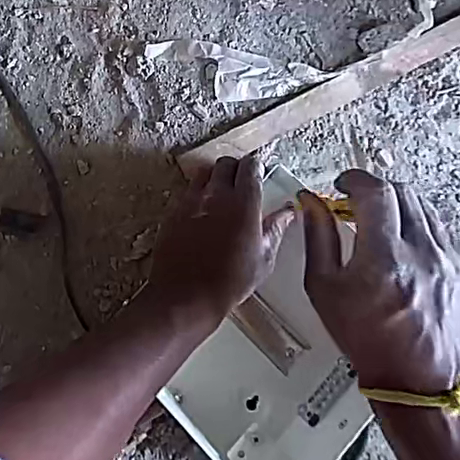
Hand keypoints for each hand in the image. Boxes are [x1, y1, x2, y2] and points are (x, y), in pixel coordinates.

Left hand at [147, 154, 295, 319]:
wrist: (186, 295)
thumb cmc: (229, 282)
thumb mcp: (263, 259)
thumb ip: (275, 229)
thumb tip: (287, 213)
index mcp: (243, 204)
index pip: (250, 167)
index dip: (256, 166)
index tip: (259, 171)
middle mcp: (216, 195)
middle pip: (225, 164)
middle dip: (235, 168)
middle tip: (241, 181)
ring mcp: (191, 201)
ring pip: (203, 173)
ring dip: (214, 177)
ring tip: (221, 193)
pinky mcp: (173, 211)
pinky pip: (187, 192)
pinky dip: (197, 194)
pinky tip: (202, 210)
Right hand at [299, 170, 459, 392]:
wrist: (416, 384)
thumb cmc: (367, 341)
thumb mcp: (324, 288)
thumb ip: (318, 237)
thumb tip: (313, 204)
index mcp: (385, 259)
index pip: (376, 192)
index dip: (357, 179)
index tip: (345, 184)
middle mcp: (425, 257)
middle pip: (404, 194)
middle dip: (377, 191)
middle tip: (359, 203)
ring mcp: (453, 267)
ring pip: (427, 213)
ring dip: (401, 211)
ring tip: (383, 230)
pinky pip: (444, 240)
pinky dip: (422, 238)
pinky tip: (407, 258)